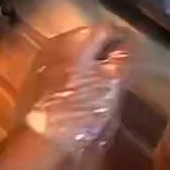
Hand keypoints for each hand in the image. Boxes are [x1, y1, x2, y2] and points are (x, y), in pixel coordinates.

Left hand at [14, 25, 130, 169]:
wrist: (39, 140)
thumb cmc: (80, 110)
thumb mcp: (110, 86)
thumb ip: (120, 61)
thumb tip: (127, 46)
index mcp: (77, 41)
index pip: (106, 29)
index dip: (124, 38)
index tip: (136, 48)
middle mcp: (56, 43)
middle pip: (87, 38)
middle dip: (105, 47)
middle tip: (121, 61)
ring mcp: (41, 60)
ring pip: (72, 52)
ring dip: (88, 59)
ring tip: (103, 75)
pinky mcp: (33, 78)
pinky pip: (59, 66)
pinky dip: (73, 70)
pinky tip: (80, 85)